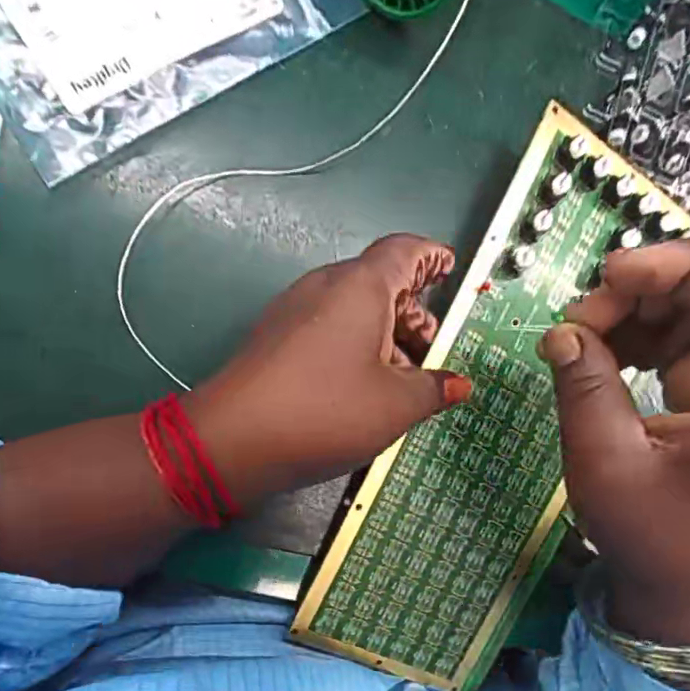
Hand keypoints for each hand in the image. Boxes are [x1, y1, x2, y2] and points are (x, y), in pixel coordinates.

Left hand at [185, 234, 473, 501]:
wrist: (232, 439)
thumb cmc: (325, 411)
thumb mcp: (395, 405)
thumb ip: (433, 389)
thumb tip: (457, 384)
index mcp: (359, 286)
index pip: (405, 250)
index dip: (432, 258)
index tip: (449, 271)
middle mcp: (322, 287)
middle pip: (378, 285)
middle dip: (412, 315)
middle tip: (431, 357)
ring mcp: (290, 313)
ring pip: (349, 314)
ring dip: (381, 339)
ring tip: (400, 384)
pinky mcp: (270, 342)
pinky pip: (323, 333)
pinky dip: (349, 350)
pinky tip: (357, 392)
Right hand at [538, 240, 689, 645]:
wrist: (683, 580)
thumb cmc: (651, 531)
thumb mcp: (603, 463)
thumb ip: (585, 388)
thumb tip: (561, 332)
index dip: (684, 260)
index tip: (607, 278)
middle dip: (654, 284)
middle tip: (583, 318)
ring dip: (644, 307)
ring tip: (584, 338)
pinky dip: (649, 331)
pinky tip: (607, 354)